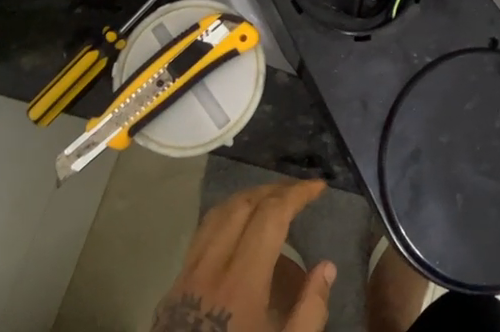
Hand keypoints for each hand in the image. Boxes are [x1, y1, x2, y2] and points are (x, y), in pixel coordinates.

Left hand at [152, 178, 335, 331]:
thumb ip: (310, 312)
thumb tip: (326, 268)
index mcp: (241, 283)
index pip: (270, 216)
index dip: (296, 195)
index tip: (319, 188)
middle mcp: (210, 269)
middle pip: (241, 206)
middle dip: (273, 190)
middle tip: (300, 192)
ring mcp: (186, 276)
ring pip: (216, 216)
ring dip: (248, 199)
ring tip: (273, 202)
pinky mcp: (173, 289)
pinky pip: (201, 236)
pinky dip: (225, 220)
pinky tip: (240, 233)